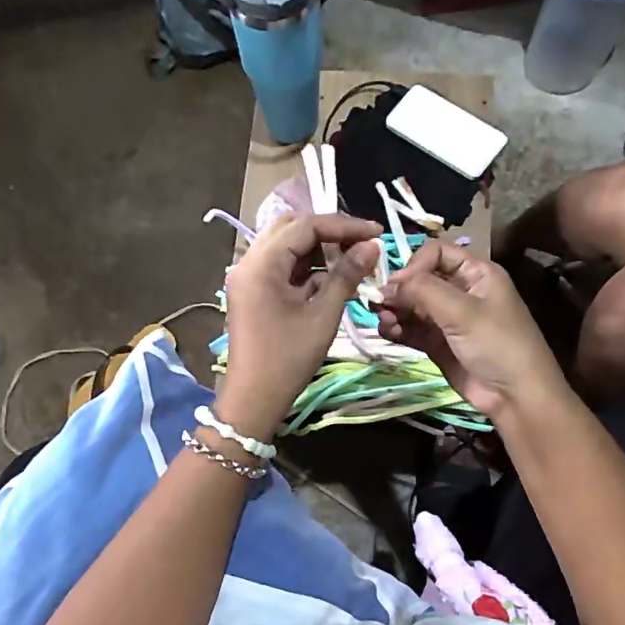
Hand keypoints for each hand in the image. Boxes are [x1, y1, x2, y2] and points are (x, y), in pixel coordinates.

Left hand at [221, 211, 381, 439]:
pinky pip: (282, 267)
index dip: (344, 225)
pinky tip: (333, 280)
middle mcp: (249, 262)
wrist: (254, 399)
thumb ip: (346, 275)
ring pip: (287, 246)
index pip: (305, 226)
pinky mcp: (252, 291)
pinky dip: (308, 268)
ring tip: (353, 262)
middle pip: (292, 228)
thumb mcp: (322, 316)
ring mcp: (248, 277)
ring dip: (320, 250)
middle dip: (330, 233)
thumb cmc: (288, 359)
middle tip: (364, 244)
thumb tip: (372, 245)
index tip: (377, 232)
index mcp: (261, 264)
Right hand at [376, 241, 569, 421]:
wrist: (515, 395)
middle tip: (380, 304)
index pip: (437, 253)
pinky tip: (388, 332)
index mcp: (477, 274)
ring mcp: (449, 320)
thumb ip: (423, 291)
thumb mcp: (462, 311)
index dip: (415, 265)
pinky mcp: (439, 344)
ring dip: (396, 310)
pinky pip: (413, 329)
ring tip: (385, 321)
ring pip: (414, 306)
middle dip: (400, 290)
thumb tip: (388, 283)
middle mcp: (462, 292)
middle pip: (421, 279)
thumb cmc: (496, 344)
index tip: (397, 285)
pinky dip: (399, 328)